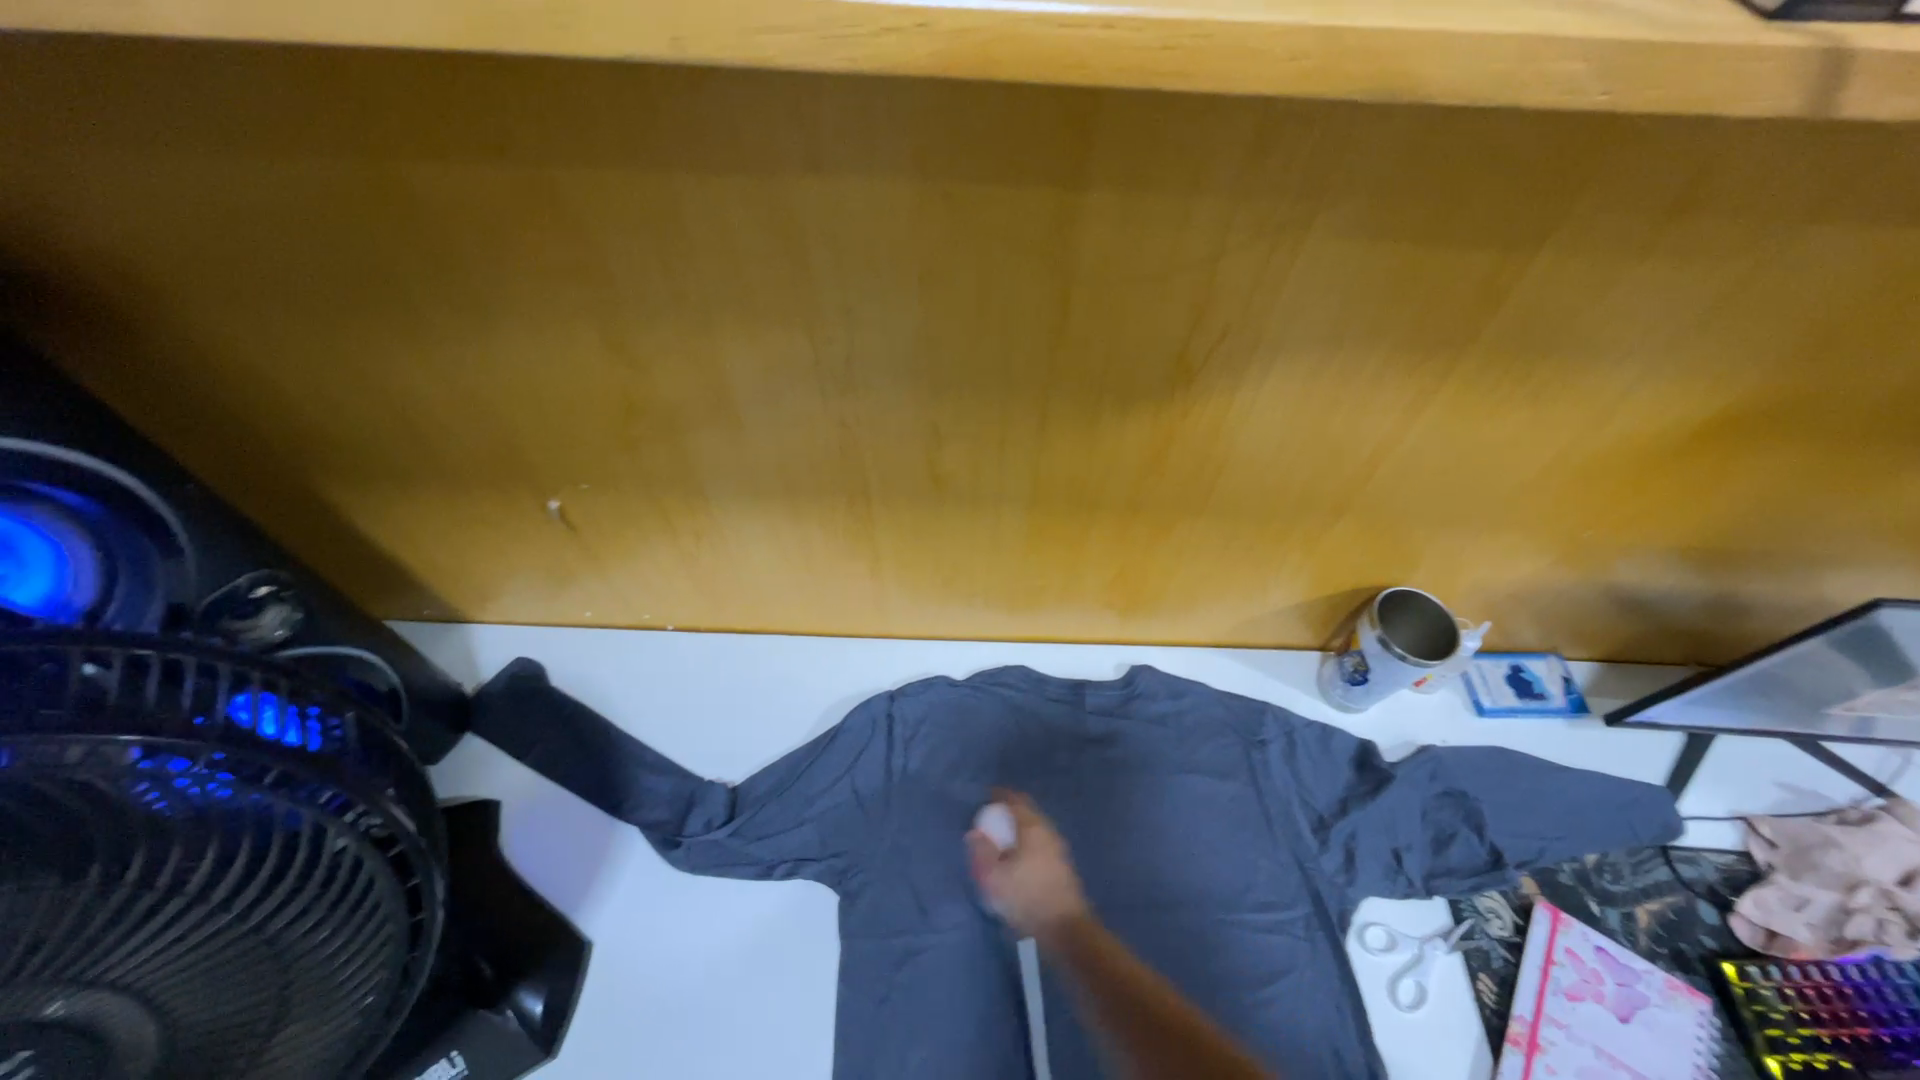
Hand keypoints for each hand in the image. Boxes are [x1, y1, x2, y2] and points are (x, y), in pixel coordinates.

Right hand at [965, 790, 1089, 942]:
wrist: (1065, 930)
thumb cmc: (1026, 898)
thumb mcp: (993, 876)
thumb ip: (982, 851)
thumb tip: (975, 832)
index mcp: (1033, 828)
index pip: (1016, 801)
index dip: (1000, 796)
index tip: (985, 797)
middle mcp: (1049, 833)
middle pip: (1028, 814)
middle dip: (1009, 813)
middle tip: (990, 820)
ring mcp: (1059, 851)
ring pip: (1035, 831)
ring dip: (1018, 831)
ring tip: (1001, 841)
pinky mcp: (1063, 869)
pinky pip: (1040, 846)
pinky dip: (1026, 845)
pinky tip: (1017, 861)